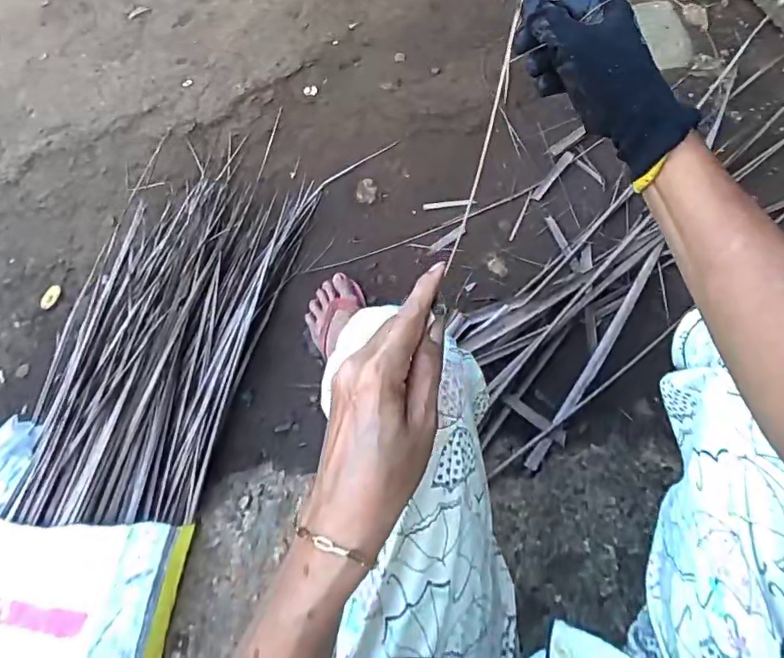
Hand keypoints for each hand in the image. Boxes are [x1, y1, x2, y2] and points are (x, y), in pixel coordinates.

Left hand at [300, 262, 446, 562]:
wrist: (341, 515)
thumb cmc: (390, 477)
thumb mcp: (423, 424)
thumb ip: (428, 370)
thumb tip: (434, 330)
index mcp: (377, 372)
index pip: (406, 320)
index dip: (425, 292)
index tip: (439, 268)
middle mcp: (354, 365)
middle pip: (392, 326)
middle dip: (418, 315)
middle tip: (445, 314)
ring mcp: (341, 375)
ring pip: (380, 339)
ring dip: (405, 333)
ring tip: (430, 344)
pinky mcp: (338, 386)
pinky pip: (370, 354)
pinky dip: (391, 349)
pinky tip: (406, 361)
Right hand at [504, 0, 698, 180]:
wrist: (635, 121)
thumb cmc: (607, 74)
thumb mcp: (573, 41)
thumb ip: (547, 18)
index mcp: (600, 8)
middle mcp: (596, 25)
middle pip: (552, 19)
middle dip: (533, 33)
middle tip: (520, 46)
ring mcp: (590, 51)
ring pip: (551, 46)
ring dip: (539, 58)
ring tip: (536, 71)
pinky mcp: (585, 75)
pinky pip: (558, 68)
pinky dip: (549, 77)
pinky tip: (547, 88)